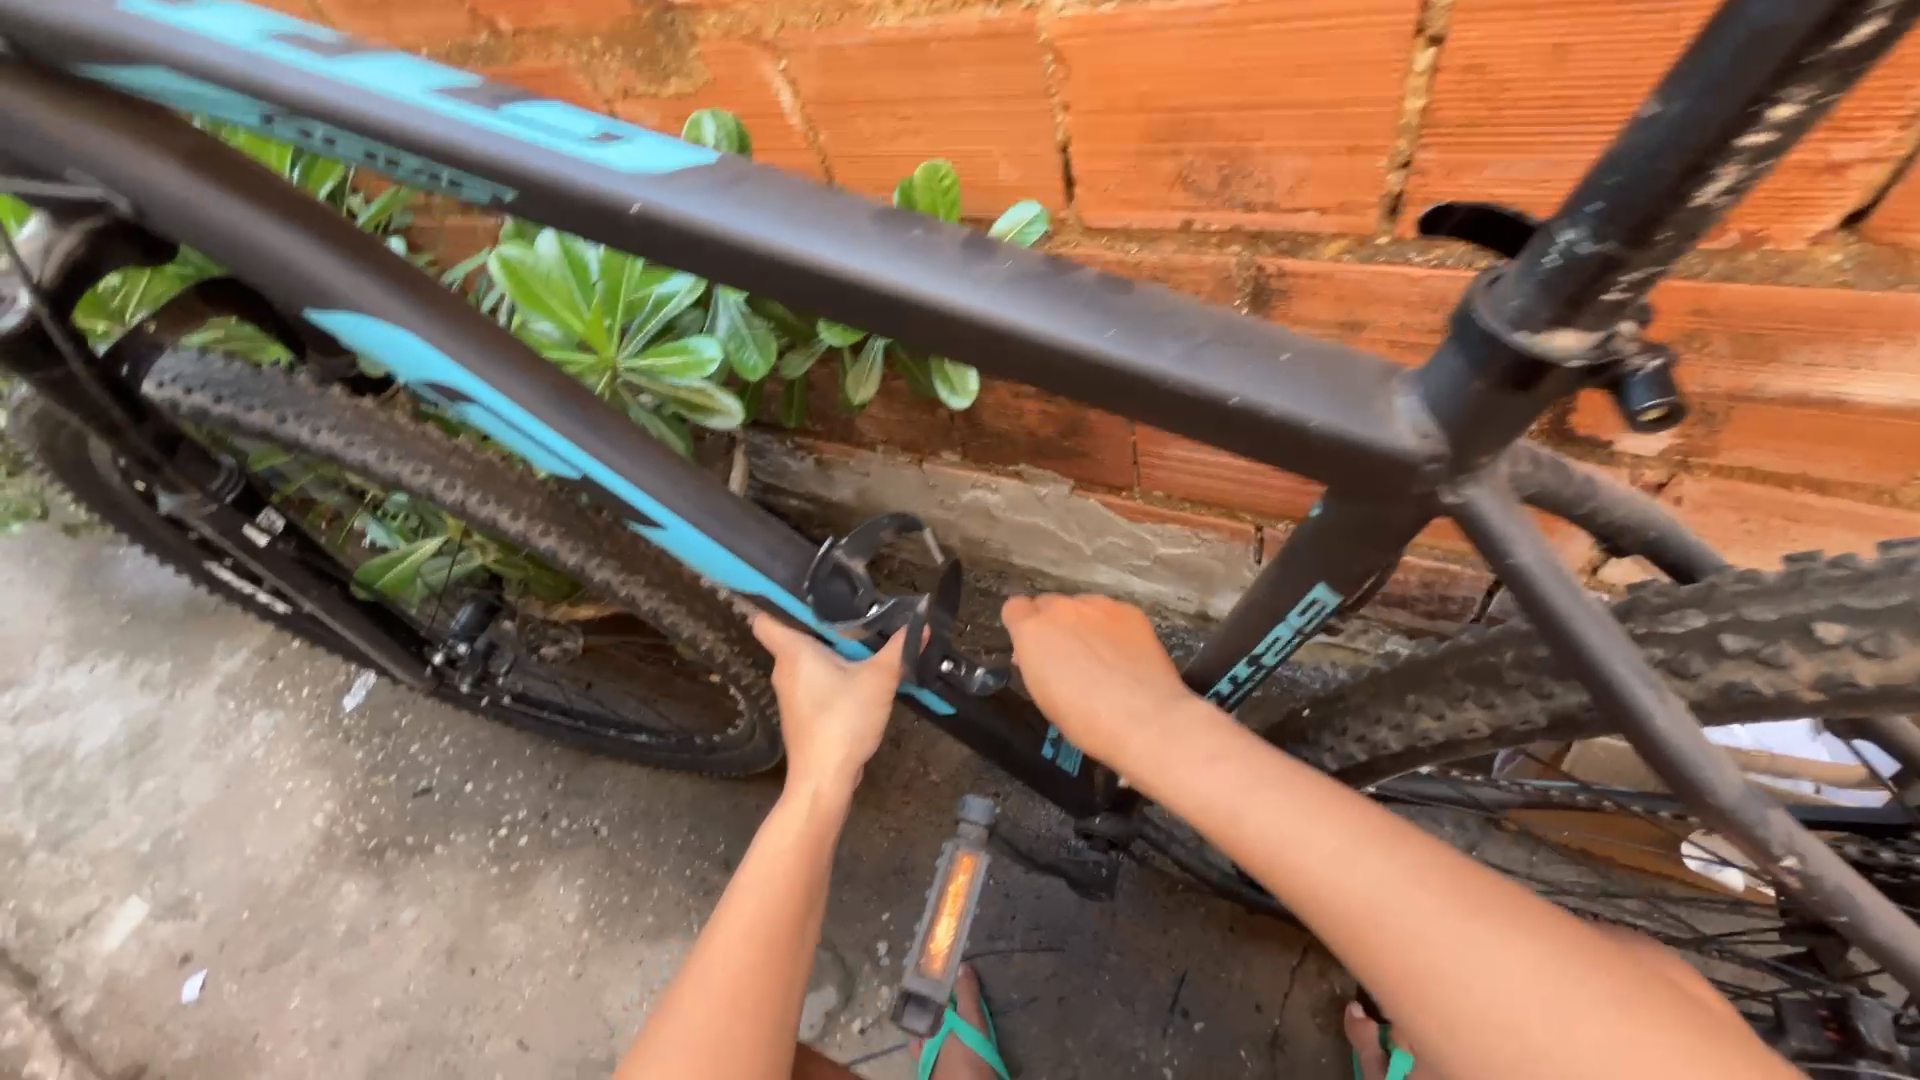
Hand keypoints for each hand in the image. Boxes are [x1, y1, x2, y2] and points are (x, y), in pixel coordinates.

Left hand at [751, 614, 907, 798]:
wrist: (825, 778)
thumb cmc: (843, 722)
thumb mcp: (879, 679)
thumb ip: (900, 649)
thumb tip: (923, 622)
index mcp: (793, 652)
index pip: (765, 618)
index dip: (777, 602)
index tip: (806, 593)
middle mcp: (784, 669)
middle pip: (794, 636)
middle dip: (822, 626)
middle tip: (853, 614)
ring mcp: (790, 694)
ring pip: (806, 661)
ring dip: (830, 653)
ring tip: (861, 643)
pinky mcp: (801, 713)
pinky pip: (813, 682)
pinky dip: (831, 676)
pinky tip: (857, 678)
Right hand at [1001, 594, 1197, 766]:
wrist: (1144, 719)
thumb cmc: (1084, 720)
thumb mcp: (1043, 695)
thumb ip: (1036, 663)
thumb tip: (1040, 654)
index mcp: (1032, 630)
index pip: (1014, 608)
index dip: (1022, 626)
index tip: (1032, 649)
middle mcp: (1062, 609)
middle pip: (1048, 604)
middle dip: (1052, 625)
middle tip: (1068, 656)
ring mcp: (1099, 606)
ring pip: (1081, 606)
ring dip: (1083, 623)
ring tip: (1102, 656)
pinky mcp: (1130, 612)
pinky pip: (1112, 613)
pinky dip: (1112, 628)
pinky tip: (1125, 655)